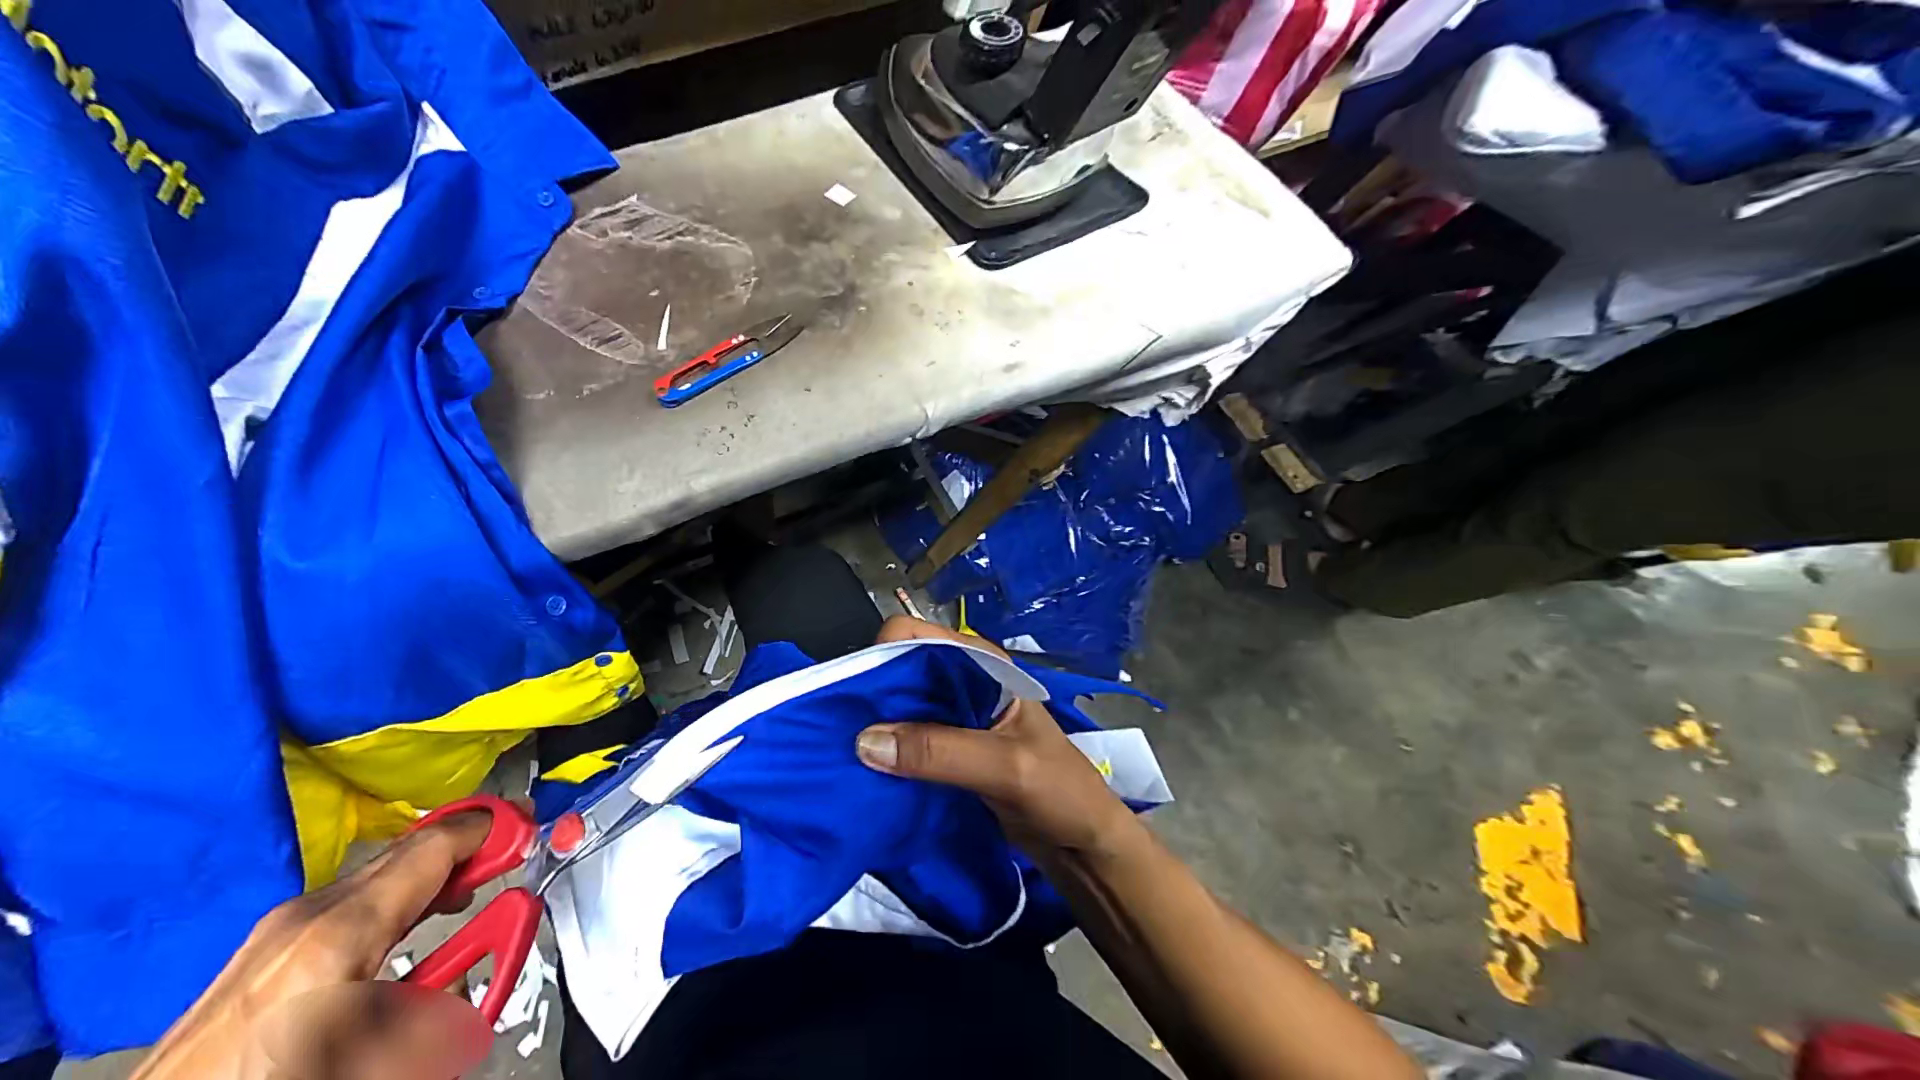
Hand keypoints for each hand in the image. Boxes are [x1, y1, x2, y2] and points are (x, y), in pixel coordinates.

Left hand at [132, 812, 494, 1079]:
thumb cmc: (285, 1077)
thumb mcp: (388, 1051)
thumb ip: (453, 992)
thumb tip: (491, 952)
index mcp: (340, 932)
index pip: (435, 844)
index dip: (491, 826)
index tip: (528, 825)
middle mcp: (304, 917)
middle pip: (409, 851)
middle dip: (467, 845)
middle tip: (511, 851)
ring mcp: (271, 935)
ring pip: (376, 876)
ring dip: (430, 875)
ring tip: (466, 896)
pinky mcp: (254, 958)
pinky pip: (344, 904)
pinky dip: (391, 900)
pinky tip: (406, 929)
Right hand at [859, 616, 1139, 857]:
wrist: (1085, 843)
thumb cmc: (1060, 793)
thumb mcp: (1005, 768)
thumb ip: (940, 750)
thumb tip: (863, 740)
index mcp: (982, 664)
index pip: (915, 635)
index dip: (881, 655)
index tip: (855, 697)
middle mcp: (964, 680)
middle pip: (900, 669)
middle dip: (870, 694)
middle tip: (840, 732)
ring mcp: (955, 716)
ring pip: (900, 706)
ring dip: (874, 726)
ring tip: (844, 755)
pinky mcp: (948, 749)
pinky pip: (907, 740)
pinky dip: (886, 751)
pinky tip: (866, 771)